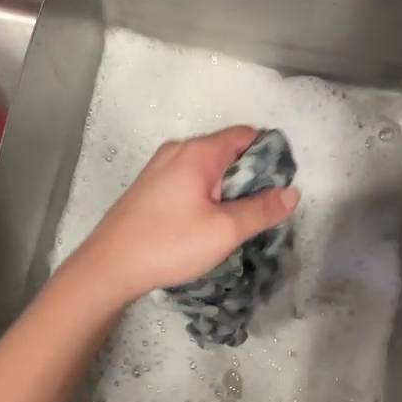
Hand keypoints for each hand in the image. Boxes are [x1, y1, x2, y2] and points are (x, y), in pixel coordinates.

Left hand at [67, 126, 298, 304]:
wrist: (109, 266)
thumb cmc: (169, 243)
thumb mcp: (224, 230)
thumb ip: (261, 210)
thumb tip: (292, 193)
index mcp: (197, 152)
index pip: (245, 135)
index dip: (270, 155)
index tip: (281, 186)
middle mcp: (177, 151)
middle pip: (227, 150)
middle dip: (250, 176)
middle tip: (263, 210)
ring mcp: (160, 168)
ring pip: (208, 169)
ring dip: (228, 189)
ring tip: (238, 221)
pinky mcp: (150, 188)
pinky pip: (190, 181)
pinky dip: (207, 195)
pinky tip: (209, 224)